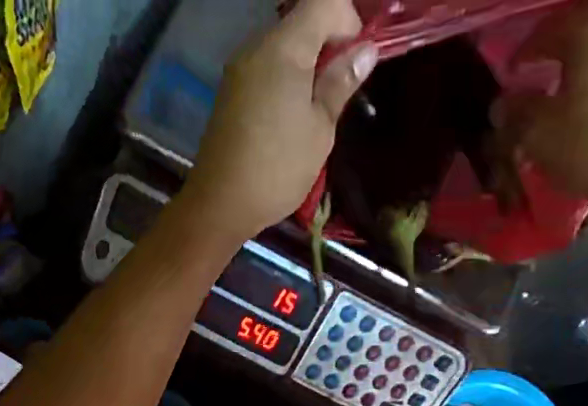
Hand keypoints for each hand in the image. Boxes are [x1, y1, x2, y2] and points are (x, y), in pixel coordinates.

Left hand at [181, 0, 378, 239]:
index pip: (323, 2)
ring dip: (308, 67)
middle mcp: (257, 46)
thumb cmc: (278, 169)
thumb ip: (340, 84)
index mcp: (283, 48)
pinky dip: (287, 81)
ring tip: (318, 111)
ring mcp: (240, 69)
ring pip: (283, 48)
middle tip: (342, 91)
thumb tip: (366, 50)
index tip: (358, 60)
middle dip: (329, 45)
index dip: (348, 21)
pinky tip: (293, 118)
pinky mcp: (231, 91)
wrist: (221, 203)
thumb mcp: (320, 129)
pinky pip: (266, 70)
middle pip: (301, 22)